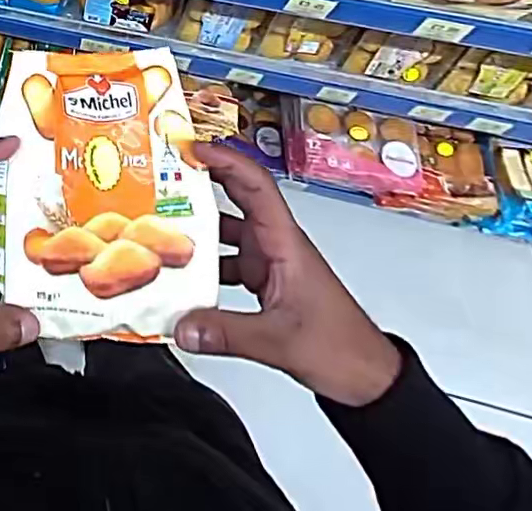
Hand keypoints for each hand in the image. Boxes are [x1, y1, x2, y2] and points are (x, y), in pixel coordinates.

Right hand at [174, 143, 402, 406]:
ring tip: (161, 217)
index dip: (225, 161)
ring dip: (196, 220)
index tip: (193, 149)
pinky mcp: (261, 278)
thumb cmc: (345, 350)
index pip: (256, 185)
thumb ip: (226, 333)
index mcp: (285, 242)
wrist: (371, 381)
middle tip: (167, 166)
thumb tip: (181, 326)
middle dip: (202, 176)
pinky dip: (201, 258)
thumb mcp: (280, 341)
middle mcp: (274, 242)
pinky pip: (223, 256)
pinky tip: (179, 270)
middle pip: (236, 194)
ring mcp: (267, 259)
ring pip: (225, 226)